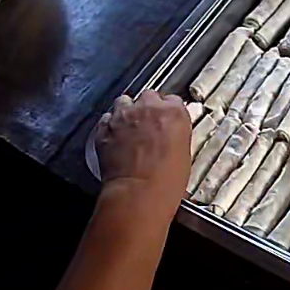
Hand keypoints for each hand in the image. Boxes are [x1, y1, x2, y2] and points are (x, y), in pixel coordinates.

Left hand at [93, 91, 190, 211]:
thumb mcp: (184, 155)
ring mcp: (124, 116)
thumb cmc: (165, 181)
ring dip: (127, 112)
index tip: (166, 120)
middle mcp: (148, 108)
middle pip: (148, 96)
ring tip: (130, 129)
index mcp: (174, 113)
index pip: (173, 101)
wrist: (138, 193)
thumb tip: (169, 137)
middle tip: (148, 125)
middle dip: (147, 108)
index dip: (168, 112)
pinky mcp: (105, 128)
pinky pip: (106, 119)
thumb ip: (176, 136)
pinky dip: (110, 126)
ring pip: (124, 102)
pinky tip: (115, 138)